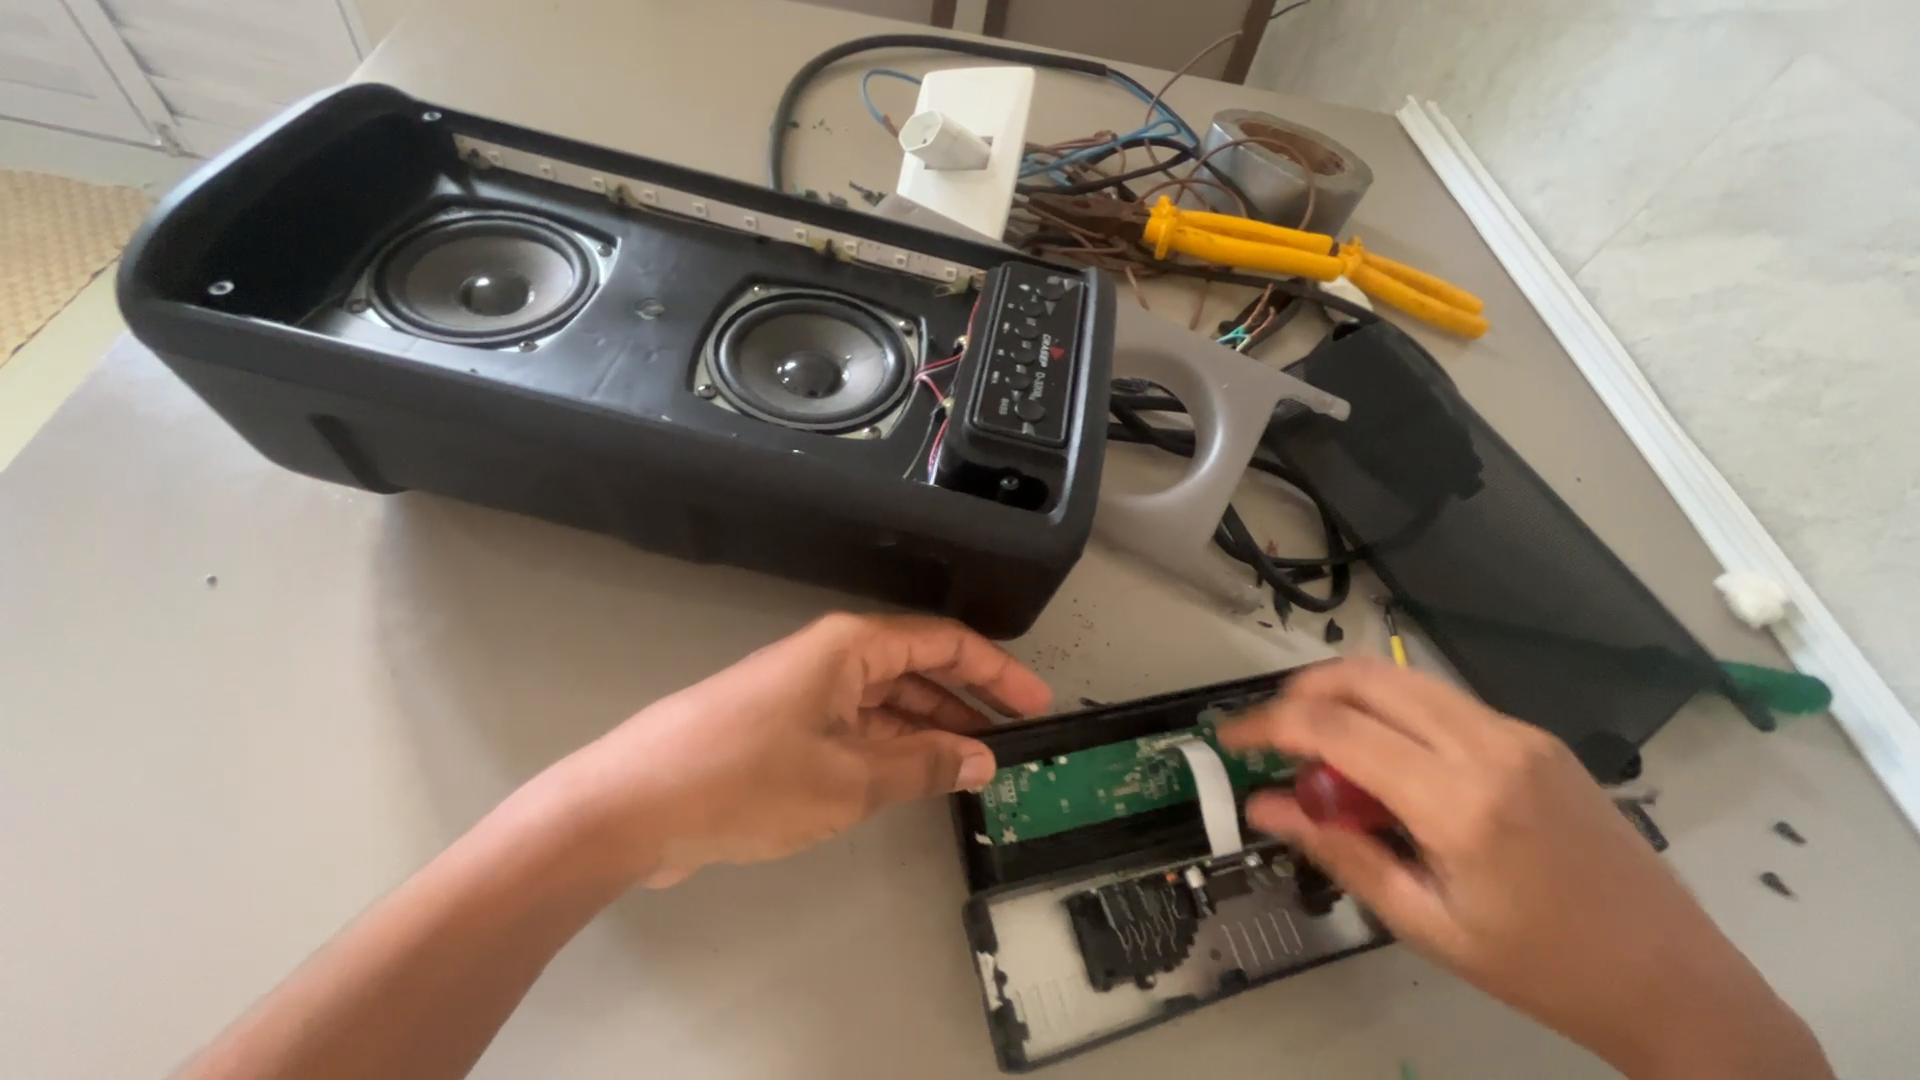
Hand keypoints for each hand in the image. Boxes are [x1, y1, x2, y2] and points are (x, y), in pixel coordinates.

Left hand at [551, 613, 1050, 888]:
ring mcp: (805, 693)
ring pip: (886, 703)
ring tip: (973, 767)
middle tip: (1014, 742)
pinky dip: (890, 750)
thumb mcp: (849, 778)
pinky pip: (856, 729)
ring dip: (930, 731)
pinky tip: (913, 779)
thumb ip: (922, 765)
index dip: (997, 671)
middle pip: (918, 669)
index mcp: (852, 647)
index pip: (945, 643)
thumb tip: (980, 758)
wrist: (633, 804)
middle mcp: (832, 659)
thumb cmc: (749, 778)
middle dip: (968, 703)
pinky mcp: (783, 729)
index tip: (1037, 705)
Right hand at [1220, 659, 1828, 1078]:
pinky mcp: (1534, 737)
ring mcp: (1518, 734)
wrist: (1677, 981)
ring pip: (1402, 678)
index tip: (1230, 737)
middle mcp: (1490, 747)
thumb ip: (1339, 851)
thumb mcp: (1425, 922)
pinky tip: (1381, 758)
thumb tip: (1264, 806)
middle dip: (1300, 690)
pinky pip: (1439, 701)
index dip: (1268, 724)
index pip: (1337, 729)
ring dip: (1343, 694)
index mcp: (1461, 803)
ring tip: (1313, 740)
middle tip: (1267, 730)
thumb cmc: (1543, 967)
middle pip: (1367, 677)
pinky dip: (1389, 711)